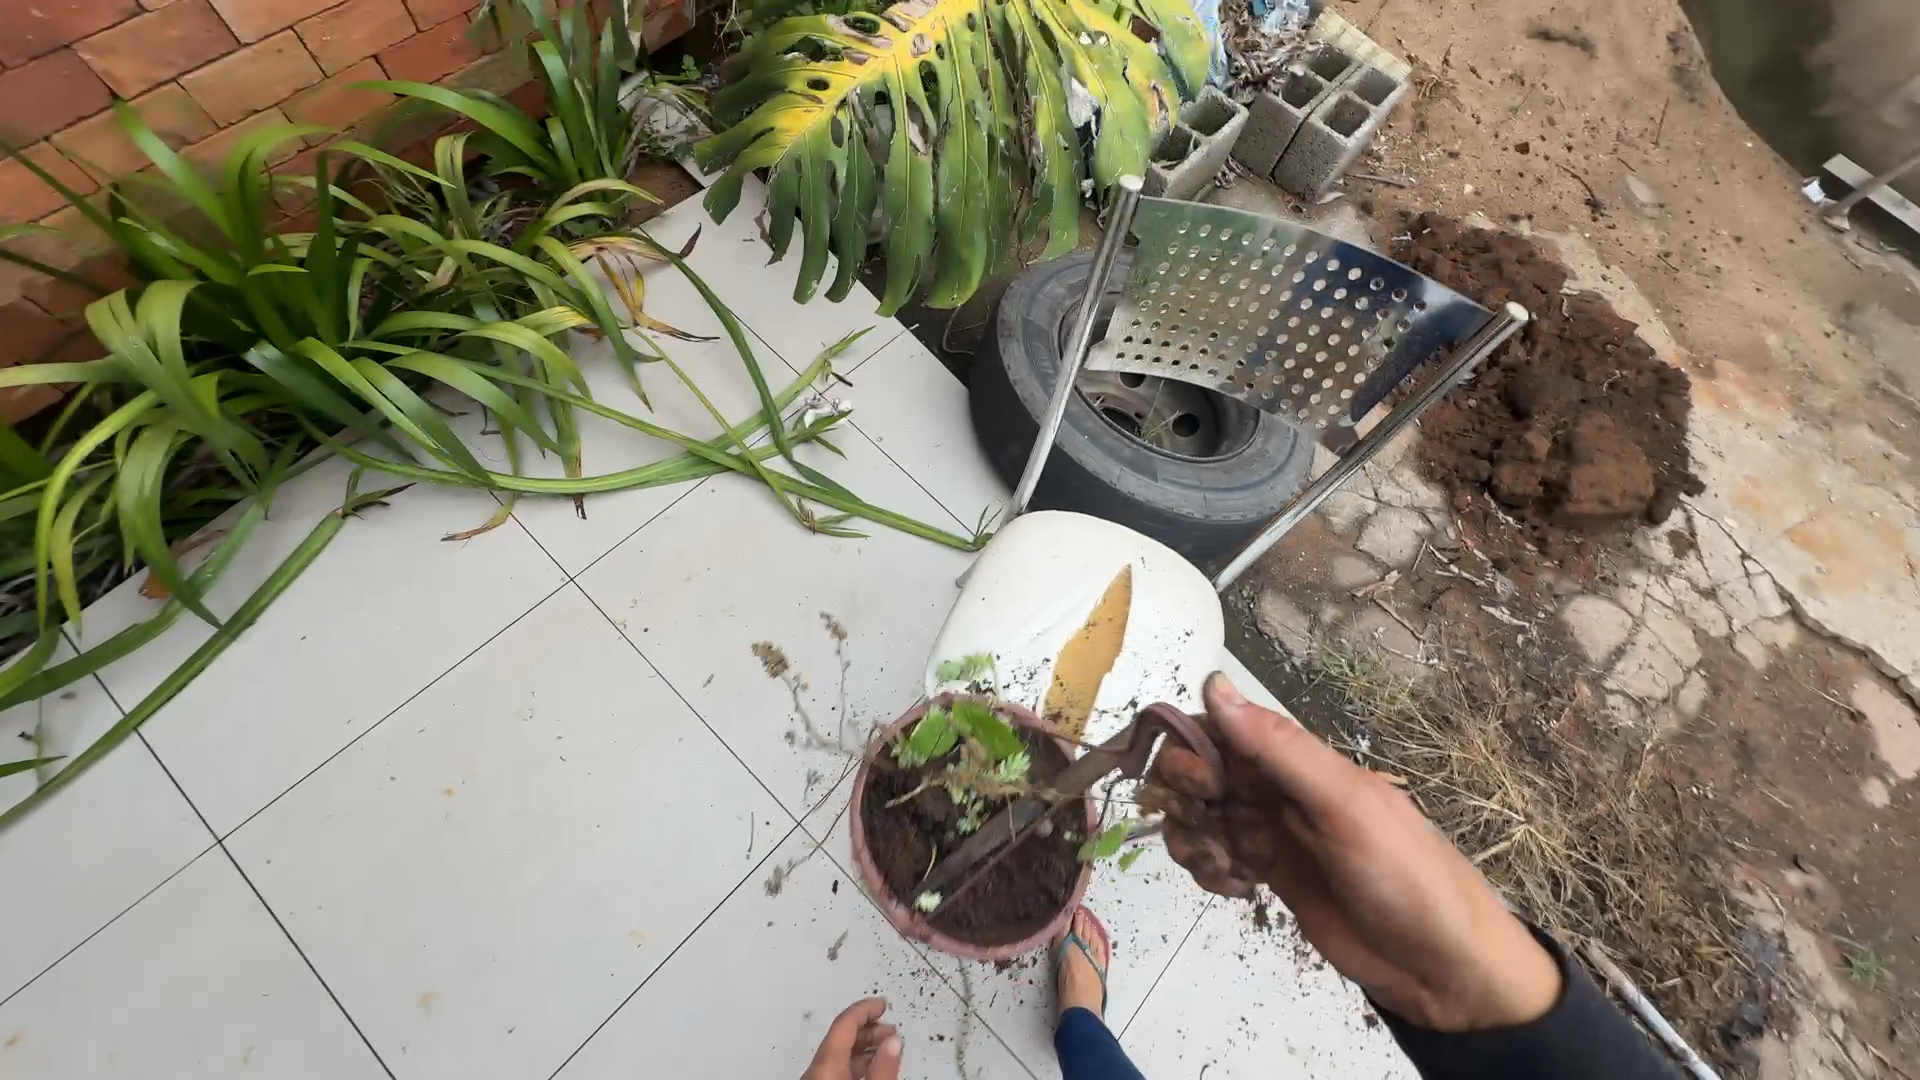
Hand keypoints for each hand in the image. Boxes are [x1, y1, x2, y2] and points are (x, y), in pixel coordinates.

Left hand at [800, 997, 903, 1079]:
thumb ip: (882, 1067)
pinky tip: (870, 1068)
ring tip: (886, 1049)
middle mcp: (815, 1069)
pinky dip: (854, 1062)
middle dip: (868, 1027)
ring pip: (839, 1054)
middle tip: (891, 1029)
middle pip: (841, 1037)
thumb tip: (895, 1040)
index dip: (865, 1008)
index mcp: (825, 1062)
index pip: (844, 1022)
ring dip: (863, 1047)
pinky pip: (835, 1068)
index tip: (883, 1003)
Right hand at [1147, 673, 1562, 1032]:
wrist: (1442, 971)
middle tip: (1211, 836)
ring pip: (1193, 815)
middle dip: (1184, 801)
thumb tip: (1212, 682)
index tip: (1200, 788)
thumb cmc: (1403, 875)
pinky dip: (1208, 870)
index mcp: (1289, 757)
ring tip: (1225, 871)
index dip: (1189, 751)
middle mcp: (1269, 785)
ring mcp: (1263, 830)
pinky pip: (1209, 856)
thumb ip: (1278, 746)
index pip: (1212, 730)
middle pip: (1191, 773)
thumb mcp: (1344, 804)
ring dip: (1191, 840)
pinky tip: (1238, 888)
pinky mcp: (1261, 871)